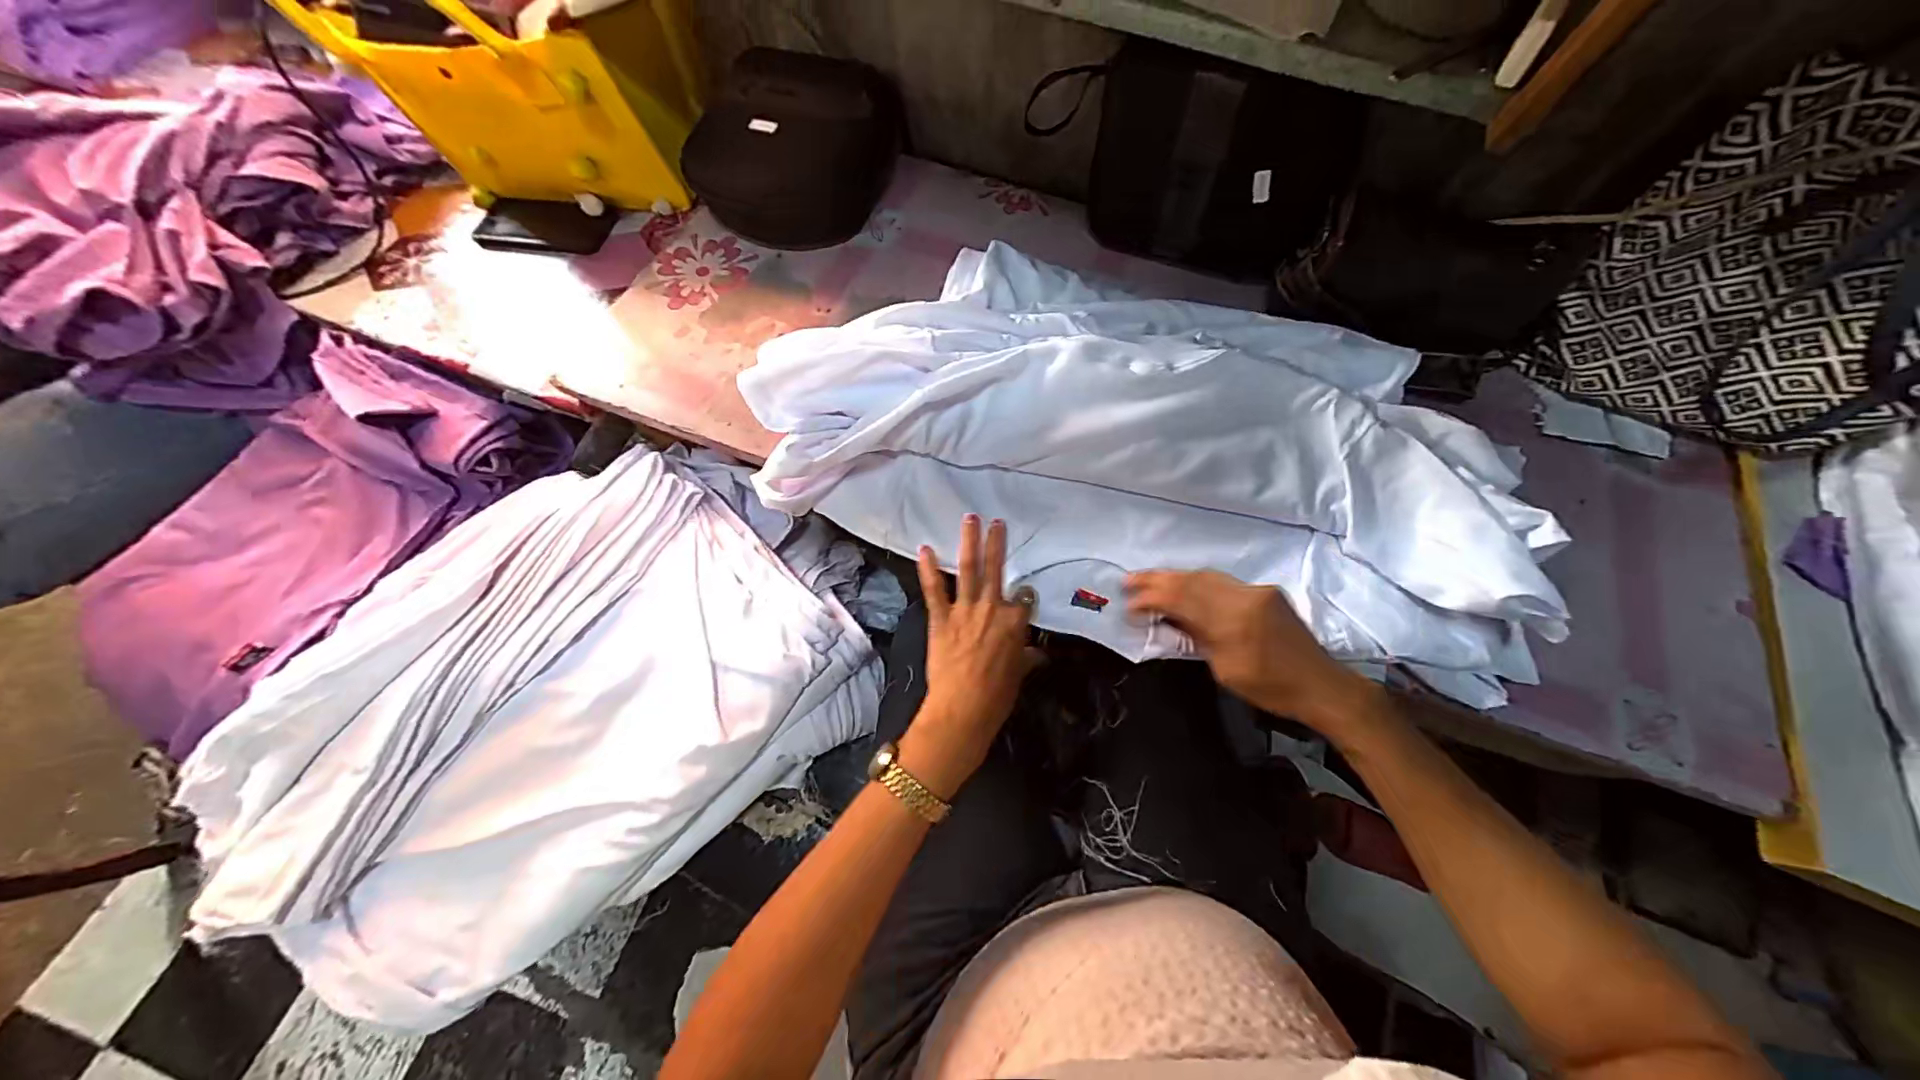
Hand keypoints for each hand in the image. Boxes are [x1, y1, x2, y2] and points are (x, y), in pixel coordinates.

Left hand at [902, 515, 1039, 798]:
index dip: (1024, 593)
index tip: (1023, 591)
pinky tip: (924, 549)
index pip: (1024, 597)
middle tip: (996, 521)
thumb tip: (1039, 655)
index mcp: (1015, 622)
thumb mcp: (1019, 675)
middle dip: (997, 543)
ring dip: (969, 542)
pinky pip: (934, 590)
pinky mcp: (941, 618)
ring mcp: (965, 611)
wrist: (964, 708)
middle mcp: (992, 608)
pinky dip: (928, 569)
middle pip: (997, 569)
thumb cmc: (997, 695)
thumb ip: (1028, 659)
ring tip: (970, 519)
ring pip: (969, 569)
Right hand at [1123, 570, 1377, 733]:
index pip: (1183, 599)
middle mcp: (1245, 596)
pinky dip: (1197, 581)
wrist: (1322, 685)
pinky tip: (1183, 583)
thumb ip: (1196, 639)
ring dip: (1176, 577)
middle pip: (1192, 580)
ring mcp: (1257, 591)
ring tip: (1149, 579)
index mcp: (1233, 619)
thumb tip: (1168, 621)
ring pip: (1207, 576)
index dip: (1152, 598)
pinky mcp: (1266, 593)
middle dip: (1158, 580)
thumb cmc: (1271, 689)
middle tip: (1129, 581)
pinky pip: (1223, 581)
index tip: (1129, 604)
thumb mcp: (1225, 670)